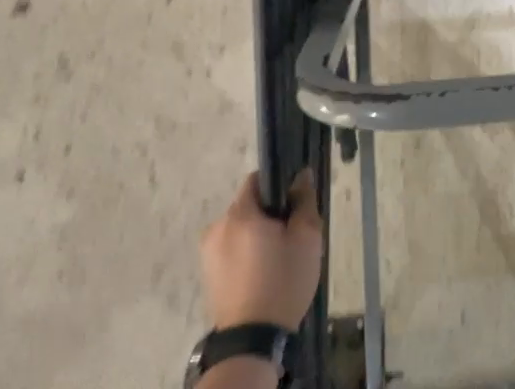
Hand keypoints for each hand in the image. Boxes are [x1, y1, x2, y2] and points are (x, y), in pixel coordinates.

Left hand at [200, 169, 323, 329]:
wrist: (252, 338)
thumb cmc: (283, 281)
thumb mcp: (306, 238)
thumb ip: (304, 202)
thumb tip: (302, 176)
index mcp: (239, 214)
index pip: (256, 180)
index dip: (278, 186)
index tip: (294, 206)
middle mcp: (217, 227)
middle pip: (248, 207)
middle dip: (269, 216)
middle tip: (291, 238)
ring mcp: (208, 252)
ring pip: (239, 230)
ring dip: (256, 236)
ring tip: (277, 260)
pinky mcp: (207, 274)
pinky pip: (230, 250)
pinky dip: (245, 254)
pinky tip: (261, 275)